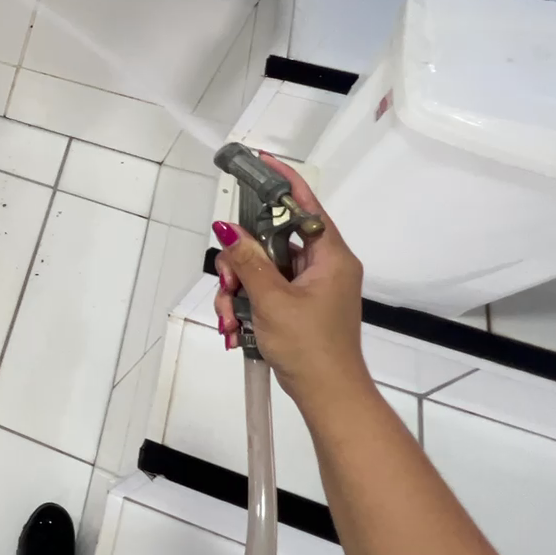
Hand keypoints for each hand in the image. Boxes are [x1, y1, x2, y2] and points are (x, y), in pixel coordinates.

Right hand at [212, 153, 368, 409]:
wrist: (327, 393)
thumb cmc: (308, 344)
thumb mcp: (271, 300)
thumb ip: (248, 261)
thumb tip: (225, 228)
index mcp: (330, 258)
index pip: (306, 207)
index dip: (282, 182)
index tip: (259, 160)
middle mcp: (322, 265)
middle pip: (270, 240)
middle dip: (240, 261)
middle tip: (228, 284)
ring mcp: (308, 285)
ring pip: (259, 267)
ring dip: (237, 287)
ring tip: (231, 315)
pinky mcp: (295, 303)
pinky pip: (261, 287)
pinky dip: (244, 300)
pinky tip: (234, 323)